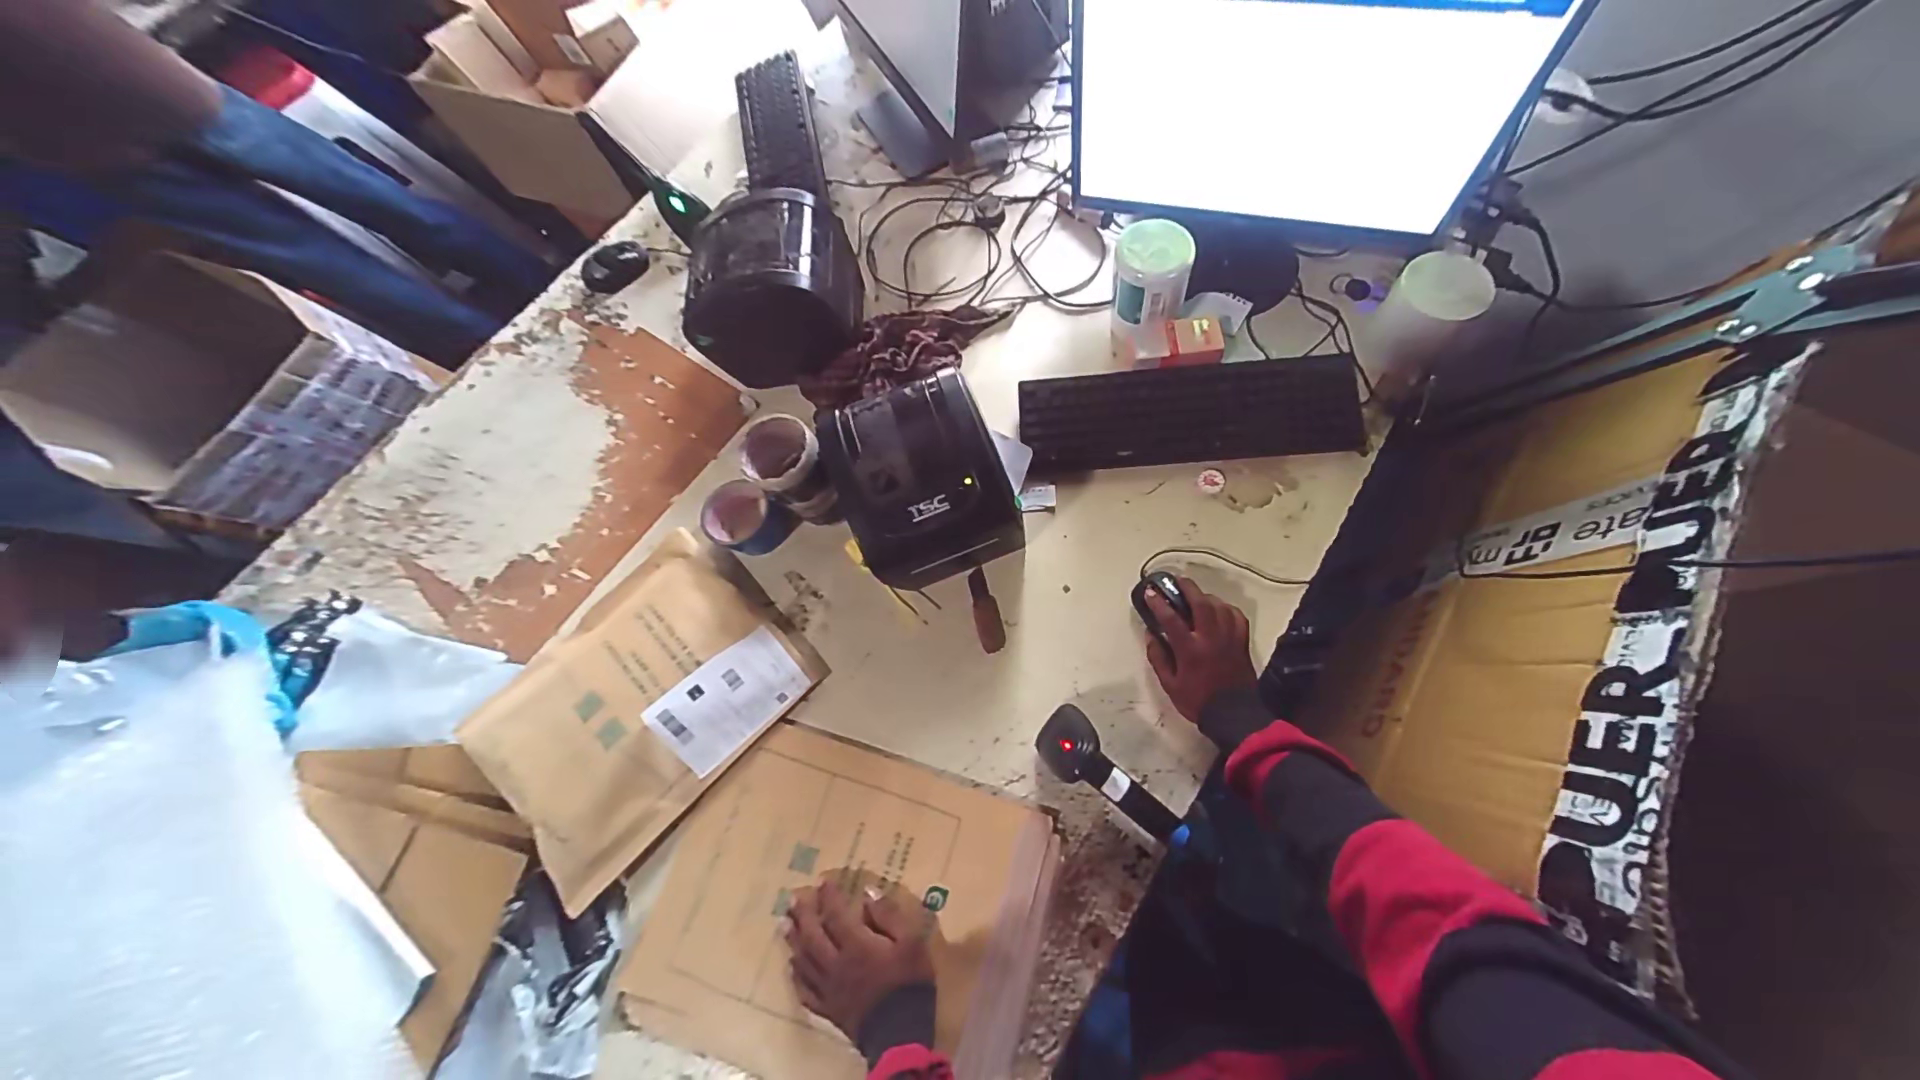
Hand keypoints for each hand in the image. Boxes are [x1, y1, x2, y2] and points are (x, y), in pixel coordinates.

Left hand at [785, 878, 934, 1043]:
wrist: (902, 1034)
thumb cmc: (909, 982)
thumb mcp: (912, 941)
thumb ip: (889, 915)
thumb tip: (868, 894)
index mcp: (857, 945)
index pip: (836, 915)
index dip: (828, 897)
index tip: (821, 880)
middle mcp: (836, 964)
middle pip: (813, 936)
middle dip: (803, 914)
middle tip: (793, 898)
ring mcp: (829, 989)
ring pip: (804, 961)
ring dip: (794, 940)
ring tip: (785, 924)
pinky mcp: (829, 1010)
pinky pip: (806, 991)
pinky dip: (797, 977)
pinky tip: (792, 967)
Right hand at [1145, 576, 1256, 724]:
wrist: (1234, 714)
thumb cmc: (1198, 701)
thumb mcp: (1169, 684)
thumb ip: (1158, 657)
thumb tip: (1151, 635)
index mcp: (1190, 649)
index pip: (1171, 618)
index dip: (1159, 602)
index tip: (1151, 591)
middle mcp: (1210, 638)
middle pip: (1200, 603)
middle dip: (1187, 587)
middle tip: (1177, 581)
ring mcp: (1229, 638)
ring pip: (1219, 606)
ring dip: (1206, 596)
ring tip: (1196, 595)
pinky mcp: (1242, 642)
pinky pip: (1236, 616)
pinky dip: (1226, 609)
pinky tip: (1219, 609)